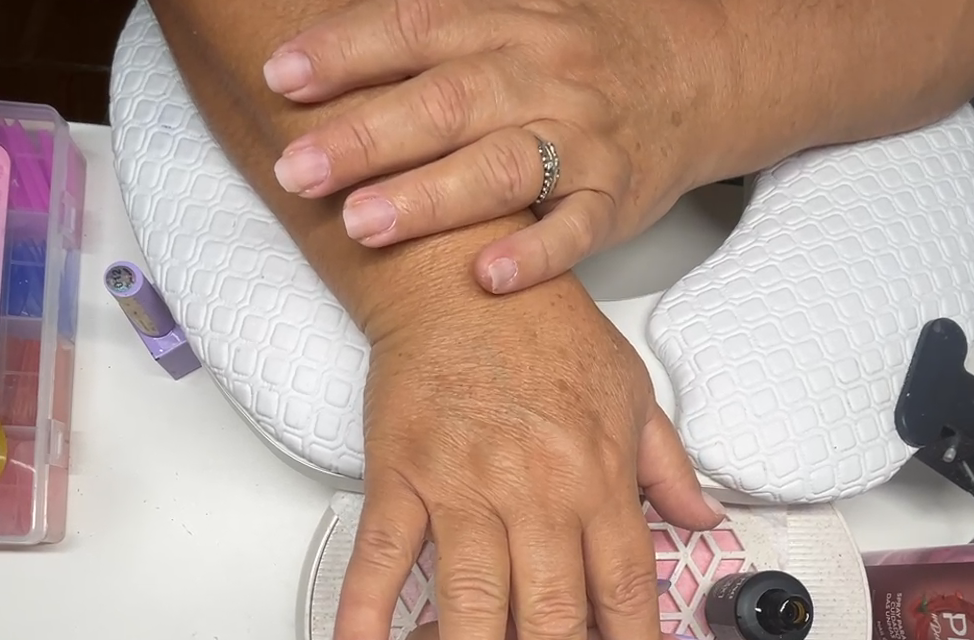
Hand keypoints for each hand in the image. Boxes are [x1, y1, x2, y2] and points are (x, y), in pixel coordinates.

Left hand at [261, 0, 740, 293]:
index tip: (281, 80)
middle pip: (447, 101)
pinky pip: (577, 230)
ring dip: (431, 197)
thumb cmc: (584, 59)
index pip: (417, 28)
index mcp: (510, 24)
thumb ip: (446, 28)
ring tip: (363, 224)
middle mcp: (544, 75)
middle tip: (299, 171)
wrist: (692, 79)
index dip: (347, 51)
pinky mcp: (616, 200)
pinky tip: (487, 279)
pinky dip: (534, 256)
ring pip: (503, 166)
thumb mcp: (519, 18)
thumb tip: (348, 39)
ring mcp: (583, 140)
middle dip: (367, 136)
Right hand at [335, 282, 723, 639]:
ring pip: (470, 598)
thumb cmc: (550, 331)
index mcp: (599, 476)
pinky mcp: (400, 473)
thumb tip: (705, 521)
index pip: (626, 585)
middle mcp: (536, 492)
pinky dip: (366, 608)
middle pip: (553, 612)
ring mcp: (462, 485)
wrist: (463, 270)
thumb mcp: (633, 388)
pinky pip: (381, 550)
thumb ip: (668, 464)